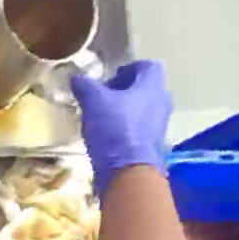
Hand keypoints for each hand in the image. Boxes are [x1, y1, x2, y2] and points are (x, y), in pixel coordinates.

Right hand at [70, 59, 174, 195]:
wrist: (128, 172)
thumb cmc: (114, 129)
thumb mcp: (94, 103)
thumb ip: (85, 87)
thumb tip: (76, 77)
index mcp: (152, 84)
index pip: (145, 67)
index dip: (127, 70)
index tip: (109, 81)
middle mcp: (162, 101)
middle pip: (144, 90)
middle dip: (125, 93)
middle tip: (103, 101)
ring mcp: (160, 126)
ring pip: (143, 112)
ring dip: (126, 114)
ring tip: (103, 122)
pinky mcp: (153, 147)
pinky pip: (140, 133)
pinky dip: (126, 132)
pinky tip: (109, 141)